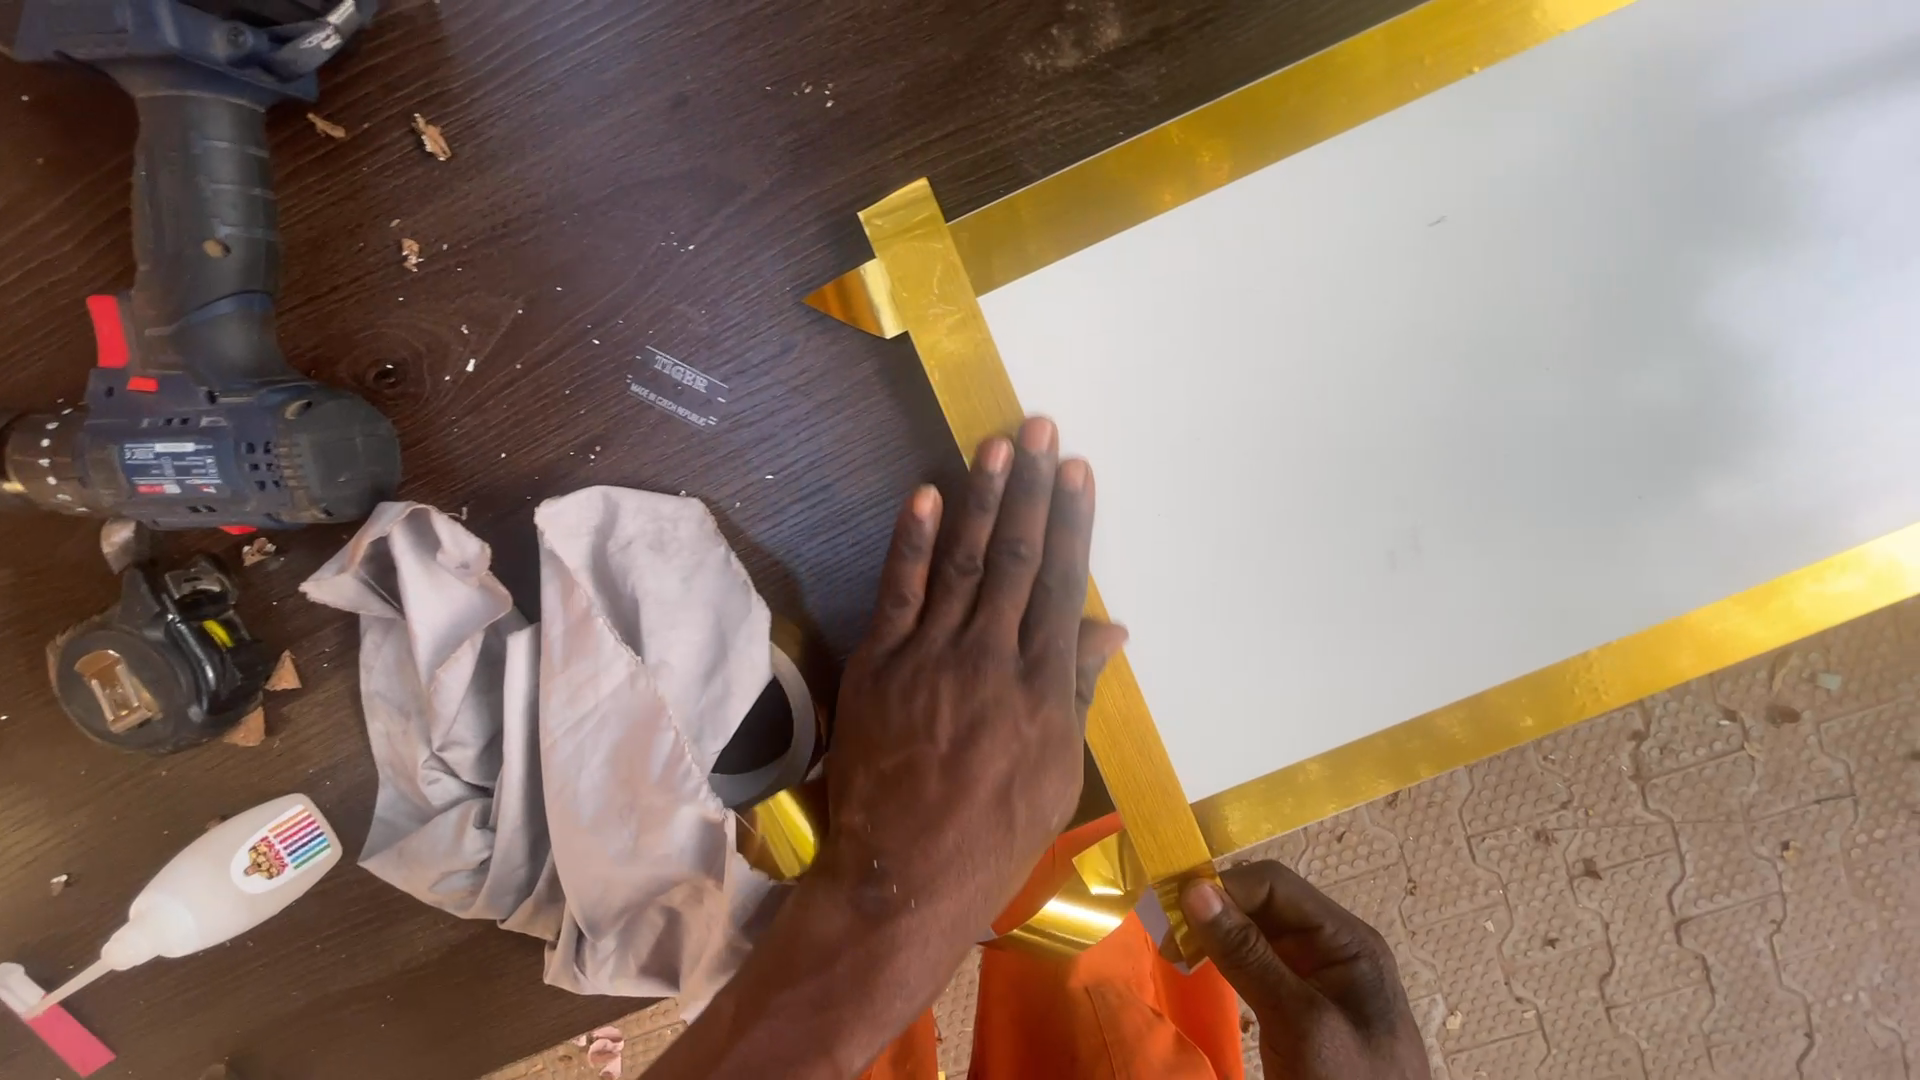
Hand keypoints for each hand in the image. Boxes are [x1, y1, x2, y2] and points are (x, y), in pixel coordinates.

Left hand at [823, 415, 1127, 930]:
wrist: (906, 875)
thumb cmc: (994, 831)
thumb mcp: (1060, 771)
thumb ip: (1079, 690)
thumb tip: (1110, 626)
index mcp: (1043, 687)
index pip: (1063, 585)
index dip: (1072, 523)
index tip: (1079, 472)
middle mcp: (992, 658)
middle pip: (1017, 558)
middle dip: (1032, 490)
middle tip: (1040, 429)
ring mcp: (931, 657)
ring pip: (965, 563)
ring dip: (983, 499)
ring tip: (999, 446)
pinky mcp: (879, 664)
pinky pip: (899, 590)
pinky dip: (914, 540)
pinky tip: (928, 494)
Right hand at [1183, 861, 1430, 1079]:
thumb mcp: (1298, 1023)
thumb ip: (1248, 954)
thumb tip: (1193, 888)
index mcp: (1347, 939)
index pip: (1274, 885)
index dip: (1224, 887)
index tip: (1173, 909)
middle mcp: (1332, 946)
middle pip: (1262, 903)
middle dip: (1213, 910)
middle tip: (1166, 933)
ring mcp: (1316, 976)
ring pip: (1253, 930)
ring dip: (1212, 933)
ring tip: (1174, 950)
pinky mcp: (1298, 1004)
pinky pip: (1254, 961)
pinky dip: (1222, 957)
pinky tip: (1198, 966)